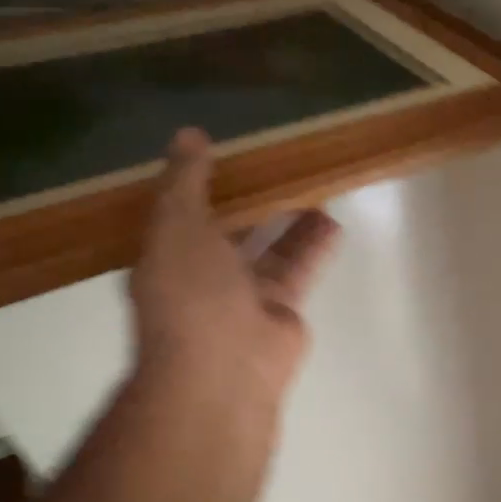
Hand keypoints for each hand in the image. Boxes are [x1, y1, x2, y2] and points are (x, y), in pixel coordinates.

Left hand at [129, 128, 339, 398]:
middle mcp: (204, 275)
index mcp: (167, 254)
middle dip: (254, 202)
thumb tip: (190, 134)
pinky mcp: (283, 308)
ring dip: (292, 220)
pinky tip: (333, 223)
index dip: (203, 183)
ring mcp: (246, 295)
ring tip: (317, 186)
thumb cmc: (189, 294)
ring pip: (272, 248)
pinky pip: (300, 269)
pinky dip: (316, 247)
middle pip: (233, 230)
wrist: (223, 368)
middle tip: (282, 165)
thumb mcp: (177, 226)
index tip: (228, 152)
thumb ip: (186, 183)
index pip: (184, 212)